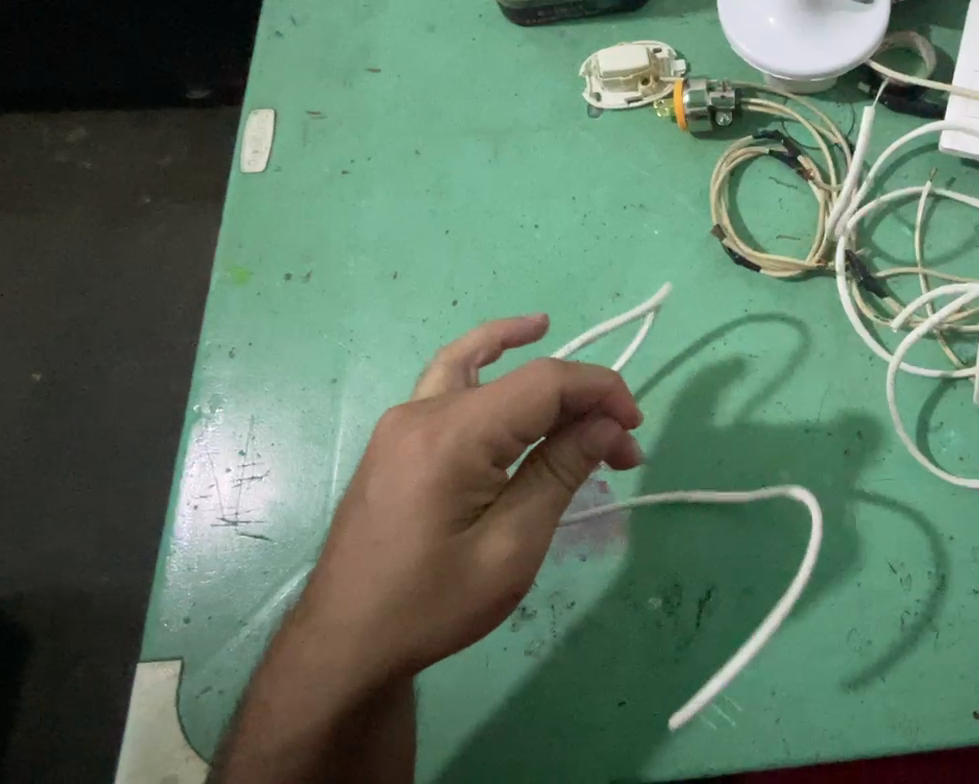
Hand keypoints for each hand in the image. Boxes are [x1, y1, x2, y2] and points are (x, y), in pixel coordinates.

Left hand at [292, 315, 645, 692]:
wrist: (344, 648)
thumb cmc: (432, 605)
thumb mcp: (512, 546)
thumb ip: (561, 472)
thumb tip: (609, 423)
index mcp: (452, 436)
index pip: (547, 383)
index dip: (602, 392)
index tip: (634, 432)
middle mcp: (424, 412)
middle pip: (522, 377)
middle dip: (581, 401)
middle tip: (621, 450)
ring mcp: (404, 422)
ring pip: (476, 363)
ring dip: (524, 360)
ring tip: (551, 331)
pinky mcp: (399, 439)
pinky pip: (448, 381)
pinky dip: (481, 362)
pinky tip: (497, 355)